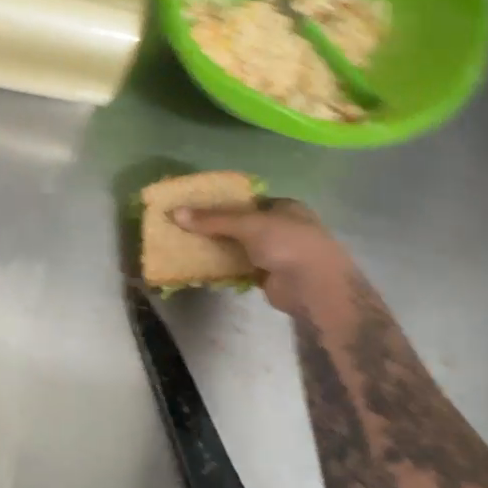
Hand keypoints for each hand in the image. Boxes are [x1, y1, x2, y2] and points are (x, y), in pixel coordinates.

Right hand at [170, 198, 354, 314]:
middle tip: (186, 227)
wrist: (313, 287)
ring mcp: (276, 253)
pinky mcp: (267, 275)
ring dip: (217, 248)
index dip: (223, 202)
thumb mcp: (248, 224)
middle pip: (241, 224)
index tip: (195, 206)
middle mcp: (282, 227)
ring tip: (186, 245)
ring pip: (239, 247)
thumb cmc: (287, 243)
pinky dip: (223, 268)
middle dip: (216, 227)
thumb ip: (212, 220)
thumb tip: (174, 213)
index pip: (248, 201)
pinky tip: (200, 267)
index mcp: (284, 207)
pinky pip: (239, 267)